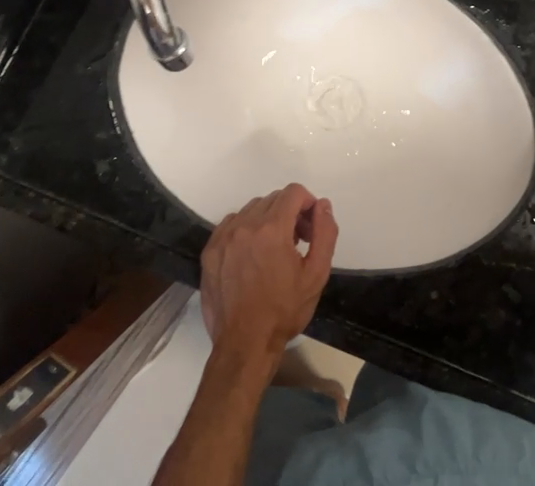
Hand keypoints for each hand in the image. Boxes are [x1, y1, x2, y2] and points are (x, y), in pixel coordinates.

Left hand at [200, 184, 337, 356]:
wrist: (245, 343)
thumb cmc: (285, 310)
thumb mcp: (317, 273)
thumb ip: (325, 233)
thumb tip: (322, 205)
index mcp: (272, 229)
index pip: (293, 192)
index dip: (308, 204)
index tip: (311, 227)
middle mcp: (244, 226)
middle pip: (273, 199)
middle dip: (290, 213)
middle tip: (298, 242)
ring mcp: (223, 238)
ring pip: (251, 210)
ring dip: (267, 220)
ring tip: (274, 250)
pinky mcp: (209, 252)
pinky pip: (230, 224)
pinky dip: (245, 229)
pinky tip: (252, 254)